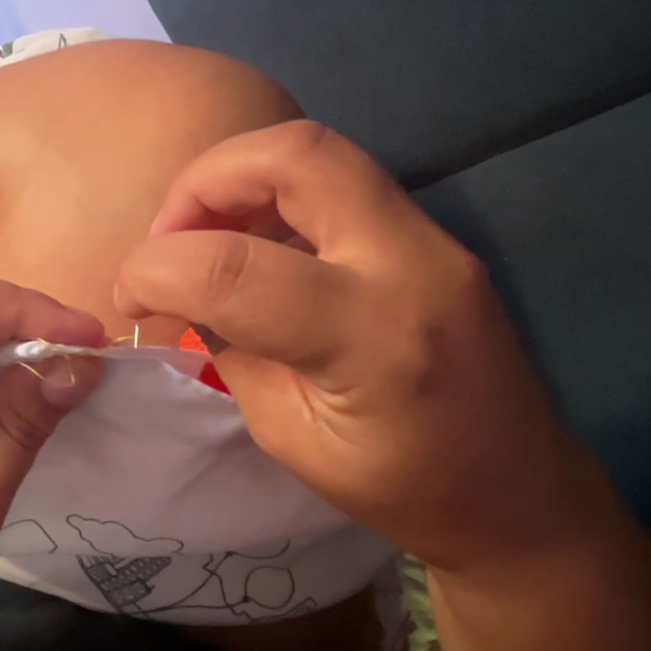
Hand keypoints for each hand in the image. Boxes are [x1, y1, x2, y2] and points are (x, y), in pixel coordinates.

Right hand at [114, 121, 587, 570]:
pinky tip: (259, 247)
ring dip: (242, 178)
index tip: (130, 298)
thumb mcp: (290, 438)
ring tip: (205, 236)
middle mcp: (410, 265)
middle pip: (297, 154)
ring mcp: (433, 241)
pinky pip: (344, 184)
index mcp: (371, 339)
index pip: (235, 269)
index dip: (156, 269)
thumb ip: (233, 353)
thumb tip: (183, 298)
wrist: (520, 497)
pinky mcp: (434, 238)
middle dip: (205, 178)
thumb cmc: (401, 490)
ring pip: (323, 153)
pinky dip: (279, 197)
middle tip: (169, 234)